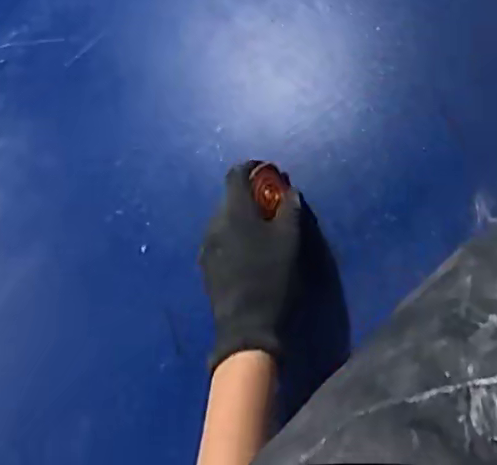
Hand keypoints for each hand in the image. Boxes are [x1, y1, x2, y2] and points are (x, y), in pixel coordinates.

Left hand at [199, 162, 301, 371]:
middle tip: (271, 204)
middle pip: (230, 196)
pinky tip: (247, 251)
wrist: (245, 328)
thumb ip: (290, 209)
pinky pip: (220, 237)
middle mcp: (215, 221)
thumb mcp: (289, 240)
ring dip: (241, 216)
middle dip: (250, 195)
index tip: (268, 173)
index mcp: (234, 210)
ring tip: (261, 230)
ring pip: (224, 217)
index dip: (252, 168)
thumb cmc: (271, 278)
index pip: (236, 173)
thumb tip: (290, 191)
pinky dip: (233, 234)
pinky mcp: (205, 263)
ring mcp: (207, 243)